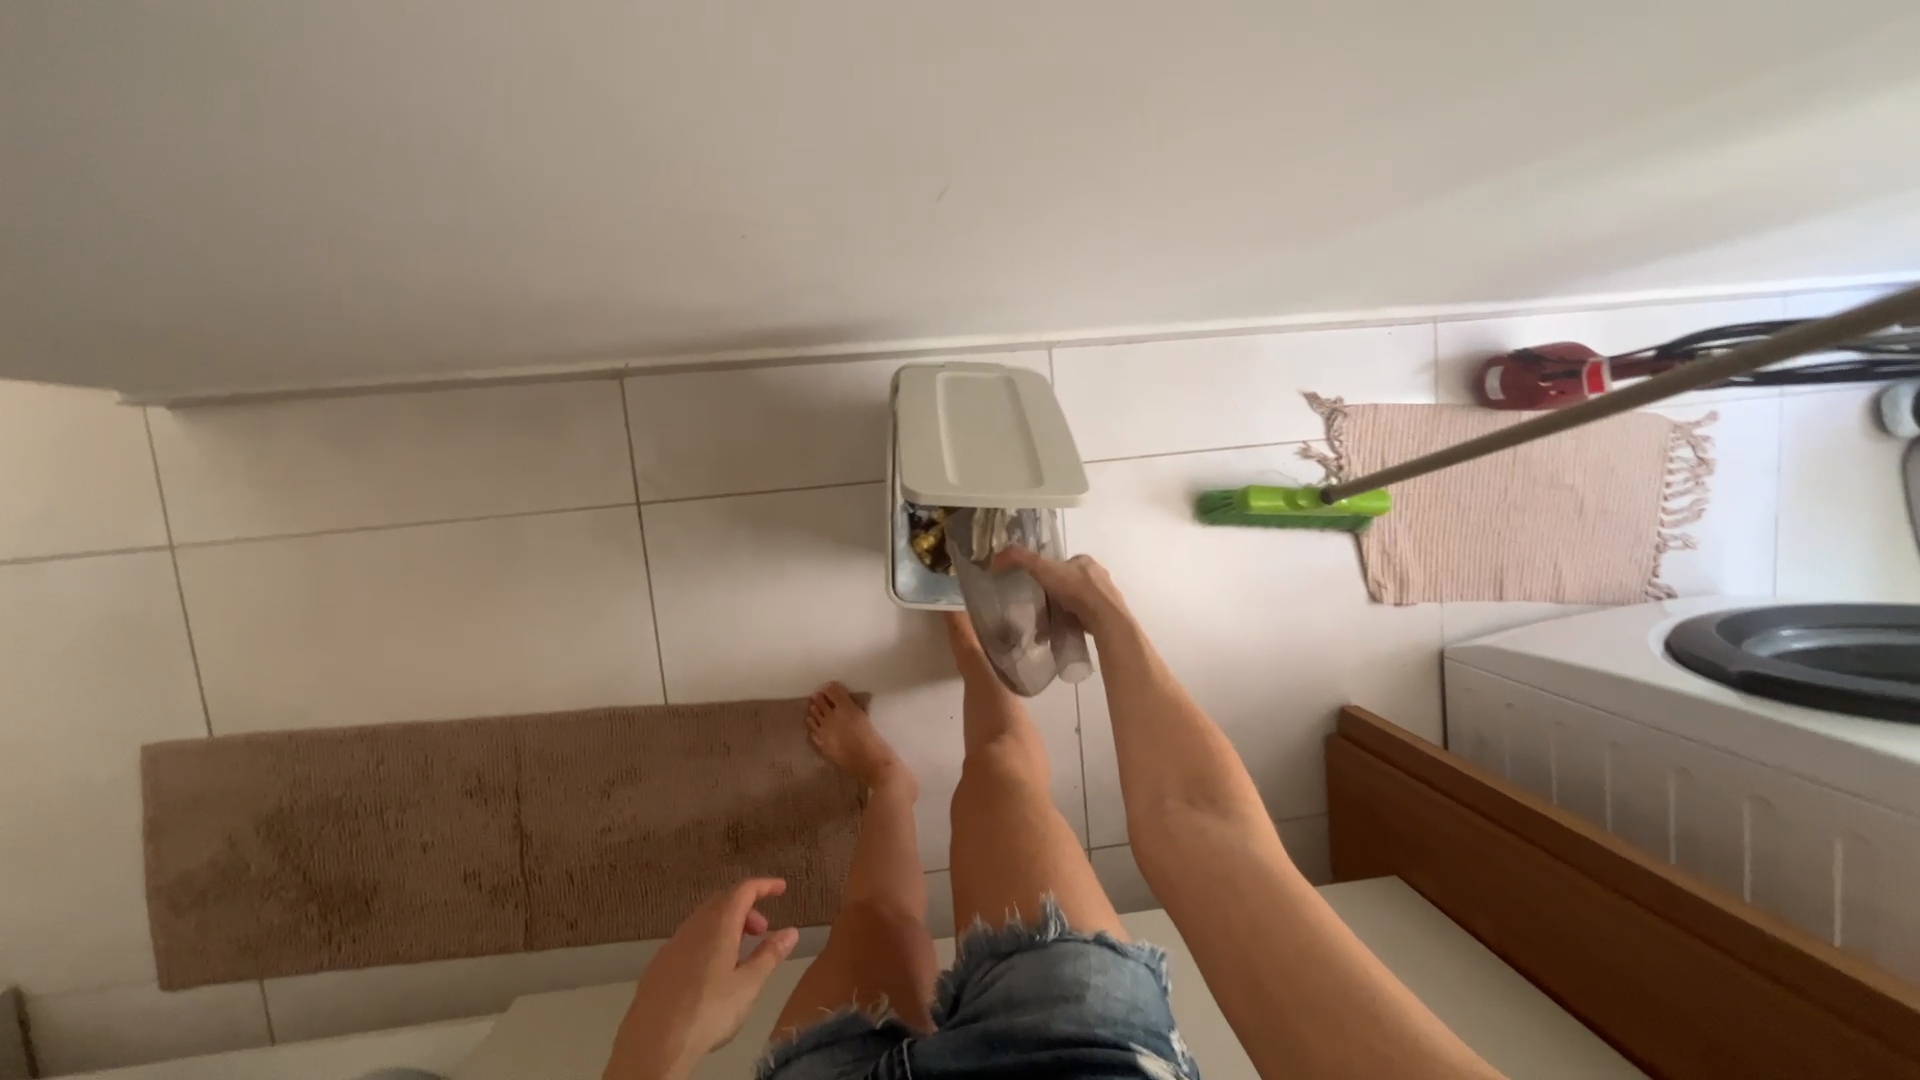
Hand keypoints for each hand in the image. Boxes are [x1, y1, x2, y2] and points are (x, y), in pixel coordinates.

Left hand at [603, 879, 801, 1079]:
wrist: (652, 1047)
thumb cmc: (708, 1012)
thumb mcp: (748, 985)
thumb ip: (770, 955)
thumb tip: (791, 931)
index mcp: (718, 925)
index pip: (744, 890)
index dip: (764, 885)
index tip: (781, 888)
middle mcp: (693, 927)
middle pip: (722, 901)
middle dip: (746, 909)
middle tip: (762, 931)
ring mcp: (672, 945)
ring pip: (704, 921)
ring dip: (726, 926)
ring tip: (739, 955)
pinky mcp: (657, 966)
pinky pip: (688, 940)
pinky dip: (707, 942)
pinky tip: (709, 973)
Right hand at [993, 548, 1130, 636]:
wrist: (1105, 617)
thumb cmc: (1075, 589)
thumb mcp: (1043, 569)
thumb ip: (1020, 559)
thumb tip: (996, 558)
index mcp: (1084, 560)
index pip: (1062, 563)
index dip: (1049, 574)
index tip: (1038, 587)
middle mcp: (1098, 574)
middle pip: (1070, 582)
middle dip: (1056, 595)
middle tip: (1043, 608)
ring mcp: (1106, 594)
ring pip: (1079, 600)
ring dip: (1065, 610)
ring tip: (1052, 625)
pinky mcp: (1109, 613)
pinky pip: (1087, 615)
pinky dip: (1076, 621)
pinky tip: (1066, 630)